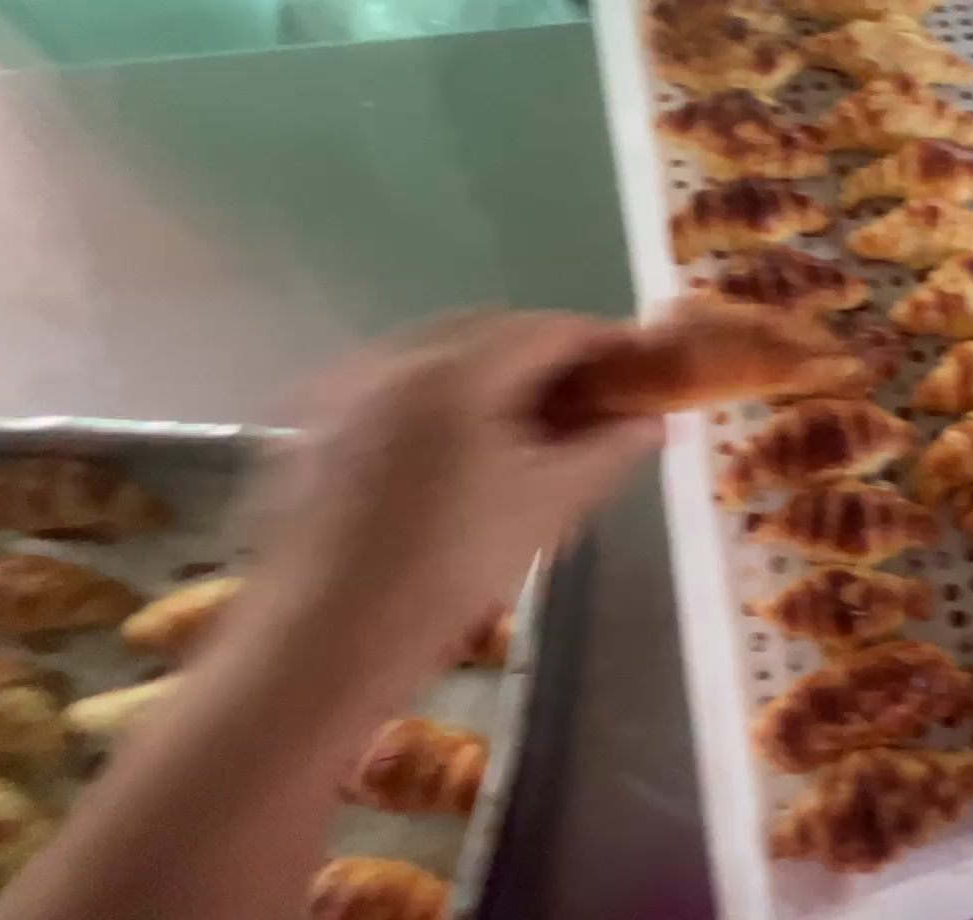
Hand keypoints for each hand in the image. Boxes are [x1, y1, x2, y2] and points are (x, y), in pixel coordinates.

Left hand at [236, 311, 663, 668]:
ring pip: (441, 350)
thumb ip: (611, 450)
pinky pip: (399, 378)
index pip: (547, 329)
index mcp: (454, 373)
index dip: (602, 340)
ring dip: (498, 367)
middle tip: (591, 389)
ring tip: (535, 412)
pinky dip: (448, 387)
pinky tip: (467, 435)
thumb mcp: (552, 503)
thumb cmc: (455, 568)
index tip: (637, 359)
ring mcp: (344, 388)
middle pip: (493, 328)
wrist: (326, 643)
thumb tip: (657, 424)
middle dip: (550, 351)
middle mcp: (392, 360)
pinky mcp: (316, 421)